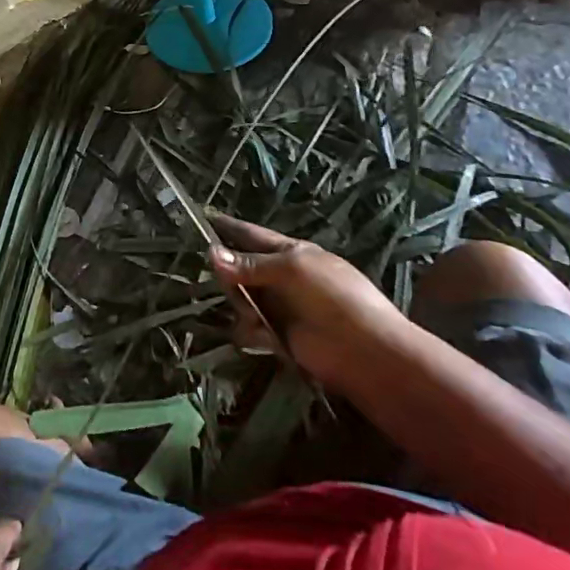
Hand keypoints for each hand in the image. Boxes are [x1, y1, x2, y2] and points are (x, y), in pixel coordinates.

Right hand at [206, 212, 412, 390]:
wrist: (367, 352)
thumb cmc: (335, 298)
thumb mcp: (292, 269)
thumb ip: (249, 263)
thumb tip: (210, 252)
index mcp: (290, 253)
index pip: (251, 235)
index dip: (228, 227)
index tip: (202, 218)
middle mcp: (280, 277)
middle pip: (237, 268)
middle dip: (229, 275)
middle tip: (231, 284)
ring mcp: (278, 306)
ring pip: (239, 298)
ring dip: (241, 305)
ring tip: (254, 315)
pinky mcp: (276, 335)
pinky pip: (247, 327)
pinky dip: (250, 331)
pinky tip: (262, 336)